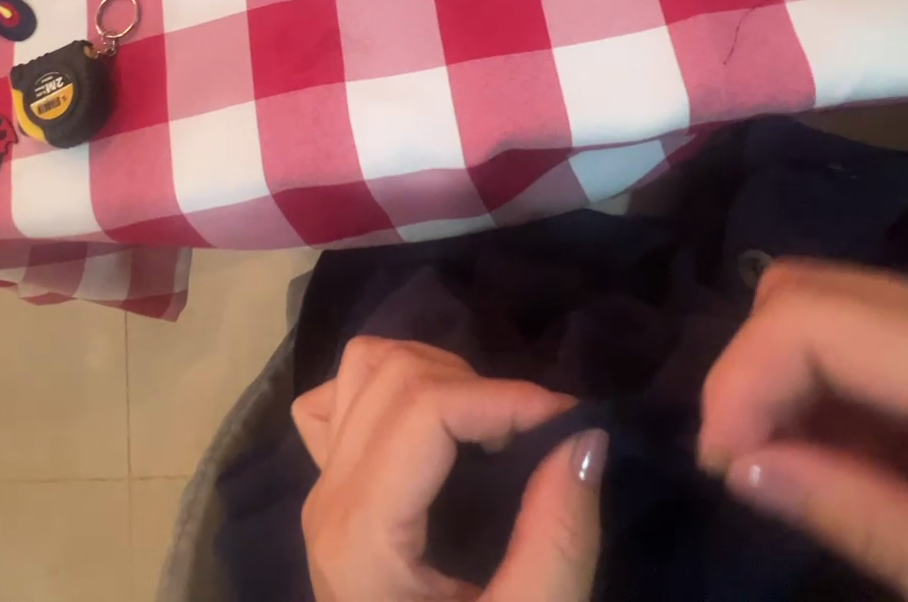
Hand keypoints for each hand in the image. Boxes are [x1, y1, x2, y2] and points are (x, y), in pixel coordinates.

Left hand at [293, 337, 606, 600]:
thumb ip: (556, 539)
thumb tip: (586, 437)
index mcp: (361, 533)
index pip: (425, 409)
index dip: (504, 398)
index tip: (570, 420)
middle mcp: (327, 493)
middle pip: (393, 376)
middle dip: (476, 386)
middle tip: (534, 433)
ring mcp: (320, 485)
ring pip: (363, 369)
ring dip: (434, 373)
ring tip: (488, 423)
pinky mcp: (329, 484)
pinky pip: (340, 397)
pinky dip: (390, 386)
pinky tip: (433, 424)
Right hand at [699, 259, 907, 601]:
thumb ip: (889, 532)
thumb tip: (740, 465)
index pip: (824, 317)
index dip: (741, 378)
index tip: (722, 468)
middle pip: (822, 290)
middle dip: (755, 370)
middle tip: (749, 467)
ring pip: (847, 306)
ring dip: (794, 381)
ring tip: (803, 475)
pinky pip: (894, 344)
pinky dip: (846, 394)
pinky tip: (868, 466)